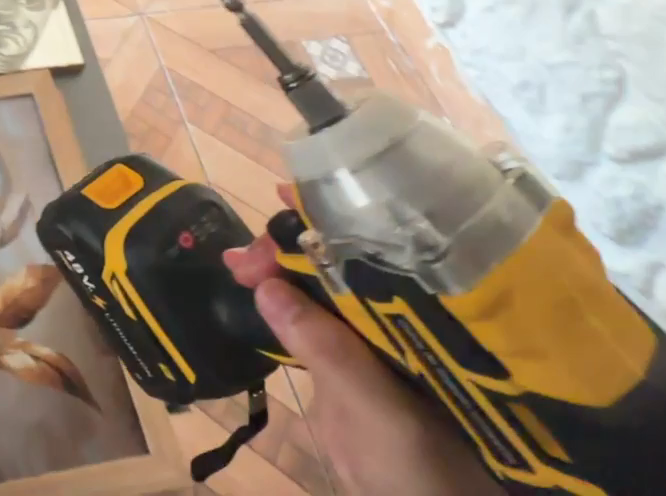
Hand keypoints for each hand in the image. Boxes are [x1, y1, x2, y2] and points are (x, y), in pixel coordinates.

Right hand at [222, 190, 502, 495]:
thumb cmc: (428, 474)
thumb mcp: (382, 413)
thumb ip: (330, 352)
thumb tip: (268, 287)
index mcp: (424, 322)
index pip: (377, 254)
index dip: (330, 221)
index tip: (283, 197)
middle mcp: (400, 323)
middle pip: (339, 266)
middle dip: (288, 249)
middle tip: (241, 258)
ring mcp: (372, 347)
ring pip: (319, 291)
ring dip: (277, 271)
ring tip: (237, 265)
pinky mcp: (347, 371)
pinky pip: (310, 324)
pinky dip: (278, 304)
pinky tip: (253, 290)